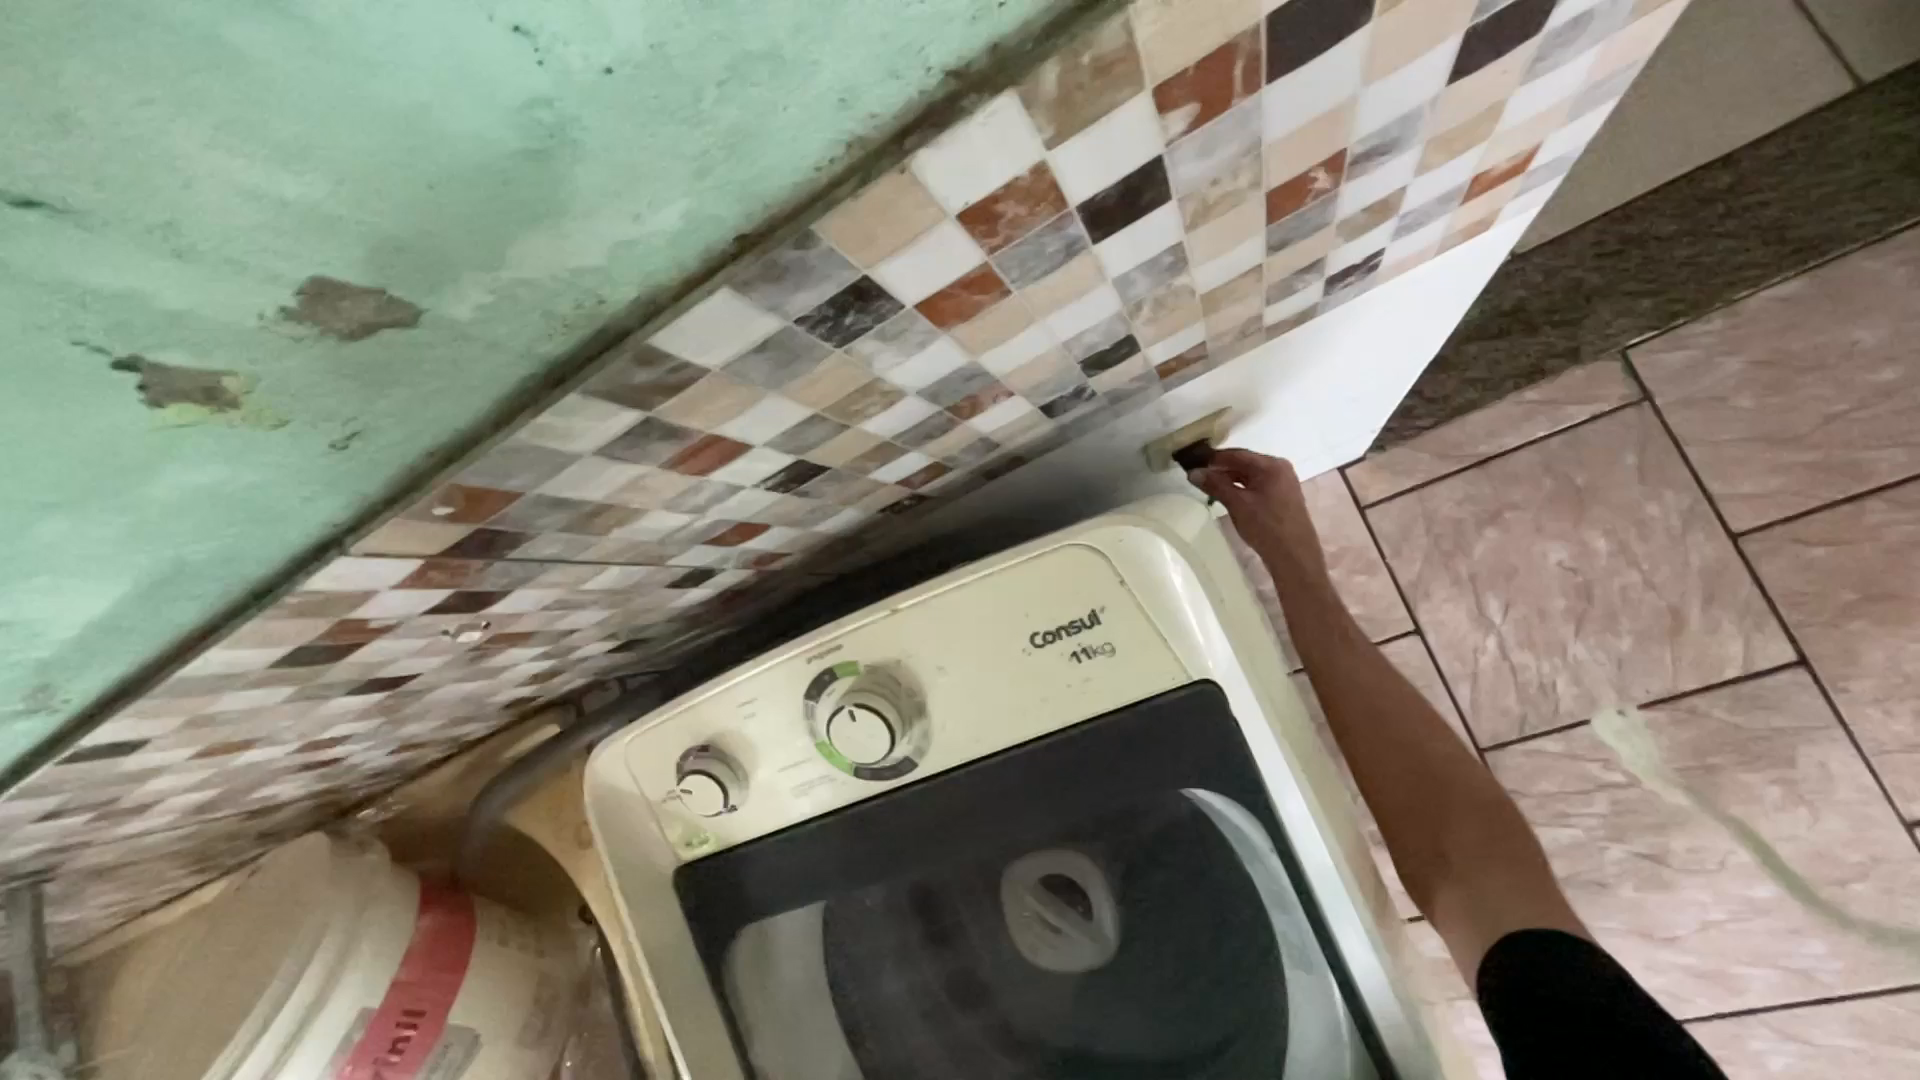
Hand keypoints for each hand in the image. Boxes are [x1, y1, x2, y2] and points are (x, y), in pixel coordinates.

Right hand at [1187, 449, 1328, 580]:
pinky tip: (1226, 495)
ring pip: (1249, 475)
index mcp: (1271, 465)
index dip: (1212, 458)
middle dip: (1220, 469)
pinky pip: (1256, 485)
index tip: (1191, 462)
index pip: (1236, 454)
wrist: (1294, 556)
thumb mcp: (1237, 504)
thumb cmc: (1266, 526)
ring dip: (1229, 479)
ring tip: (1207, 486)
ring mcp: (1282, 482)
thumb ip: (1215, 485)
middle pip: (1243, 463)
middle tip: (1196, 475)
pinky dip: (1240, 488)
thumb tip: (1192, 472)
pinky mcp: (1281, 496)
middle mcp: (1279, 468)